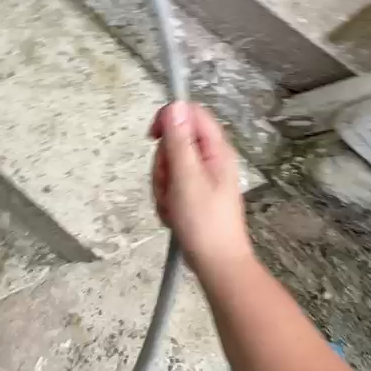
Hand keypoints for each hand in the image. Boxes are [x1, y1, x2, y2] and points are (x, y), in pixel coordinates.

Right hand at [149, 102, 251, 275]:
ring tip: (172, 206)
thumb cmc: (204, 223)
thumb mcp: (187, 178)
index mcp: (215, 149)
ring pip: (169, 164)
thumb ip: (179, 141)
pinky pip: (170, 184)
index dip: (169, 118)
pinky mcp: (194, 193)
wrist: (217, 265)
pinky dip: (166, 198)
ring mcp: (202, 177)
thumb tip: (175, 105)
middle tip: (170, 186)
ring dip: (163, 185)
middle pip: (175, 140)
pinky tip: (173, 214)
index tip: (153, 138)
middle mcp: (211, 158)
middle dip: (163, 163)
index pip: (190, 113)